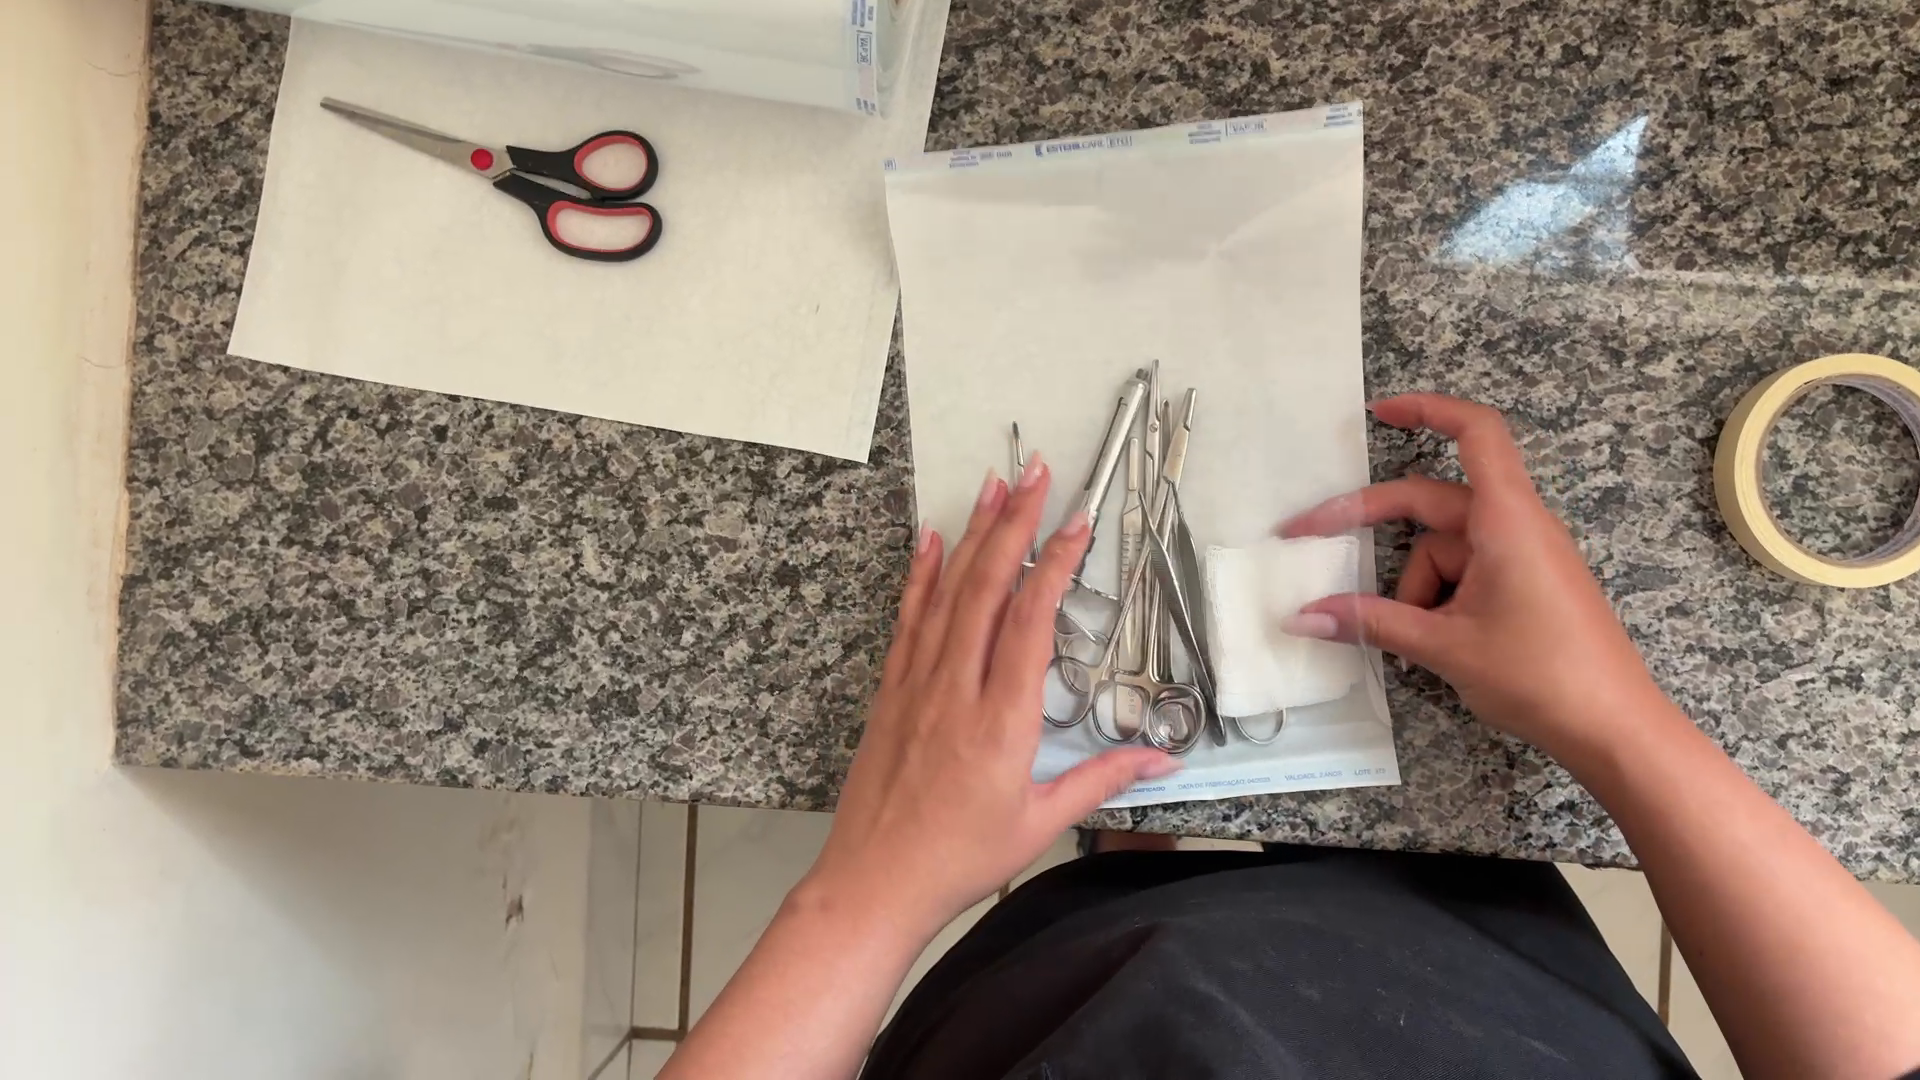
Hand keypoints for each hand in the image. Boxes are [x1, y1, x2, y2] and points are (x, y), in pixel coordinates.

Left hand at [800, 458, 1179, 932]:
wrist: (875, 881)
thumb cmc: (961, 858)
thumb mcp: (1041, 823)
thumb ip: (1103, 779)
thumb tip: (1165, 759)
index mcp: (1002, 719)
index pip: (1032, 620)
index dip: (1056, 564)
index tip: (1077, 522)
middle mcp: (957, 687)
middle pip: (988, 588)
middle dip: (1015, 524)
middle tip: (1036, 474)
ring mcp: (917, 682)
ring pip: (947, 593)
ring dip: (973, 535)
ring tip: (993, 486)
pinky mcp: (891, 688)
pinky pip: (908, 619)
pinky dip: (920, 574)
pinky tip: (929, 538)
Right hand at [1279, 394, 1664, 761]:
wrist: (1618, 733)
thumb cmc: (1543, 676)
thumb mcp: (1444, 647)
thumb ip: (1369, 623)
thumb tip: (1298, 616)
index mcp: (1506, 522)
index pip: (1476, 435)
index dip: (1427, 410)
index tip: (1376, 412)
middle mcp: (1512, 528)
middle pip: (1427, 502)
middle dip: (1366, 520)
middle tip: (1304, 535)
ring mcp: (1516, 558)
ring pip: (1436, 551)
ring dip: (1409, 589)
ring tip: (1415, 639)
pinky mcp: (1516, 586)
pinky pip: (1455, 574)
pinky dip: (1430, 600)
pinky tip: (1432, 640)